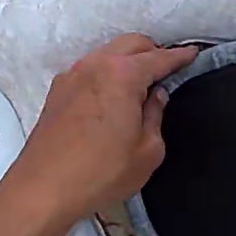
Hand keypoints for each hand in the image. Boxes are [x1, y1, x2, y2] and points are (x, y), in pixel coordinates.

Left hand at [0, 34, 196, 229]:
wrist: (42, 191)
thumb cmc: (101, 171)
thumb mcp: (149, 149)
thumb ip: (156, 114)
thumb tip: (155, 97)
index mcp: (122, 74)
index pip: (160, 58)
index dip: (181, 57)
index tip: (194, 54)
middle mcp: (95, 66)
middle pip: (132, 44)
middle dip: (154, 52)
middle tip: (169, 71)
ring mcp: (72, 76)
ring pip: (108, 53)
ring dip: (129, 61)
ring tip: (143, 84)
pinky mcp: (57, 92)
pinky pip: (90, 69)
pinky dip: (108, 73)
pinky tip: (115, 95)